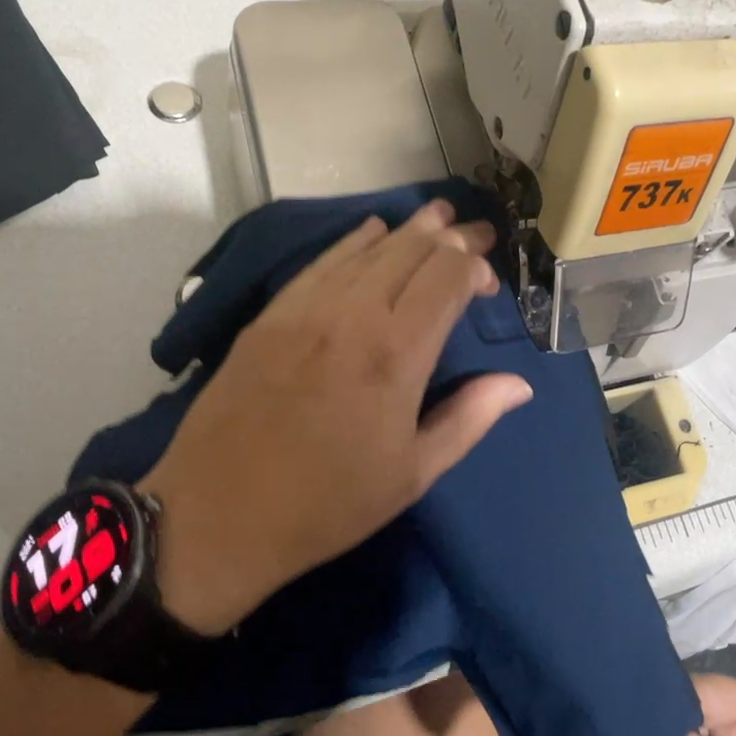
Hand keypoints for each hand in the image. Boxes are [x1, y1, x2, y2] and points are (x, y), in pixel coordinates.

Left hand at [138, 199, 533, 634]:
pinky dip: (355, 240)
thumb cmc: (327, 504)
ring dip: (408, 230)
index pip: (447, 276)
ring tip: (436, 218)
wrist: (218, 516)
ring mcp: (305, 309)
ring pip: (367, 247)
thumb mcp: (412, 474)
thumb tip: (518, 384)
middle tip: (476, 233)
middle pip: (412, 250)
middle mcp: (353, 314)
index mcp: (396, 354)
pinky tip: (372, 232)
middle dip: (451, 236)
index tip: (488, 283)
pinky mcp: (271, 314)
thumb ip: (469, 419)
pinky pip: (322, 260)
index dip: (475, 267)